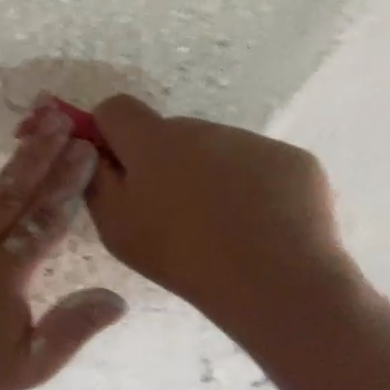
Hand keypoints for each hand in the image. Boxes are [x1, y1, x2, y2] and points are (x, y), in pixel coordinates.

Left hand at [0, 104, 127, 389]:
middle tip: (63, 123)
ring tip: (33, 132)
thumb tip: (117, 297)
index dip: (66, 185)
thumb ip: (73, 327)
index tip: (86, 153)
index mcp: (4, 274)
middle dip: (41, 157)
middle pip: (14, 194)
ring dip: (11, 162)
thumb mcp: (36, 361)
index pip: (43, 221)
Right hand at [84, 94, 360, 318]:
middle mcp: (201, 128)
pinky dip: (250, 185)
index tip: (114, 167)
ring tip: (217, 222)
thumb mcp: (113, 224)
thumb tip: (94, 150)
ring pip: (214, 148)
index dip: (108, 133)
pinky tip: (255, 223)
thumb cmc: (179, 254)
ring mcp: (252, 141)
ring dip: (205, 172)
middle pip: (167, 131)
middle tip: (167, 209)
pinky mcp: (294, 160)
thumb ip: (96, 178)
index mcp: (152, 140)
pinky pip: (257, 163)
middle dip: (161, 159)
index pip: (116, 108)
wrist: (276, 282)